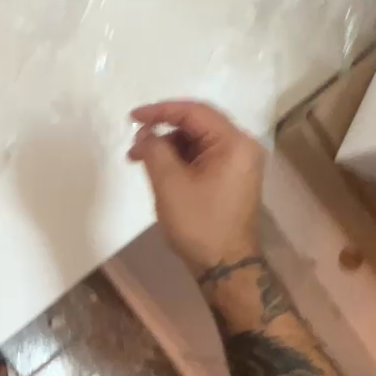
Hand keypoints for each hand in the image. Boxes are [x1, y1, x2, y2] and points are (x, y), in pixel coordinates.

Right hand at [128, 100, 266, 273]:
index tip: (132, 118)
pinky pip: (204, 158)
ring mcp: (240, 164)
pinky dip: (181, 161)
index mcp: (233, 143)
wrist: (225, 265)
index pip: (194, 112)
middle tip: (135, 146)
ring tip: (142, 162)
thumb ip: (154, 151)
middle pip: (198, 125)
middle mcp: (243, 147)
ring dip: (170, 147)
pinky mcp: (233, 179)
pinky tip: (161, 172)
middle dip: (163, 132)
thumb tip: (144, 135)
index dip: (160, 111)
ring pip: (199, 143)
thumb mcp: (170, 185)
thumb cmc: (198, 224)